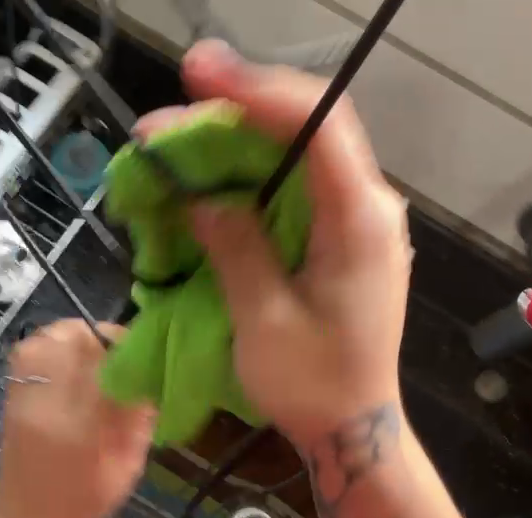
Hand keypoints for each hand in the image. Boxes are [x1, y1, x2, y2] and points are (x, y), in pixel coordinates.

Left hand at [0, 320, 154, 517]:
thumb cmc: (85, 502)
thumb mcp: (127, 463)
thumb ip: (138, 415)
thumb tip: (150, 368)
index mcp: (82, 427)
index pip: (110, 363)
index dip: (130, 350)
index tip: (144, 357)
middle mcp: (47, 404)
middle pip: (76, 339)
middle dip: (102, 339)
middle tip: (118, 357)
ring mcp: (22, 397)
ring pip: (50, 338)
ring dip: (77, 339)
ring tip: (93, 360)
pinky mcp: (9, 395)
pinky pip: (31, 351)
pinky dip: (54, 348)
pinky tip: (69, 367)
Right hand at [138, 40, 411, 440]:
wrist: (352, 427)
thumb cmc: (313, 385)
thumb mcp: (265, 322)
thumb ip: (238, 250)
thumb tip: (204, 198)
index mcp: (358, 221)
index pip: (316, 127)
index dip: (256, 92)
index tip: (199, 76)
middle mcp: (366, 207)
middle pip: (304, 131)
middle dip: (233, 115)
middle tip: (164, 121)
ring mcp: (354, 222)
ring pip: (296, 158)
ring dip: (235, 147)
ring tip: (172, 147)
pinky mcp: (336, 241)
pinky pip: (293, 192)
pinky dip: (248, 180)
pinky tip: (208, 181)